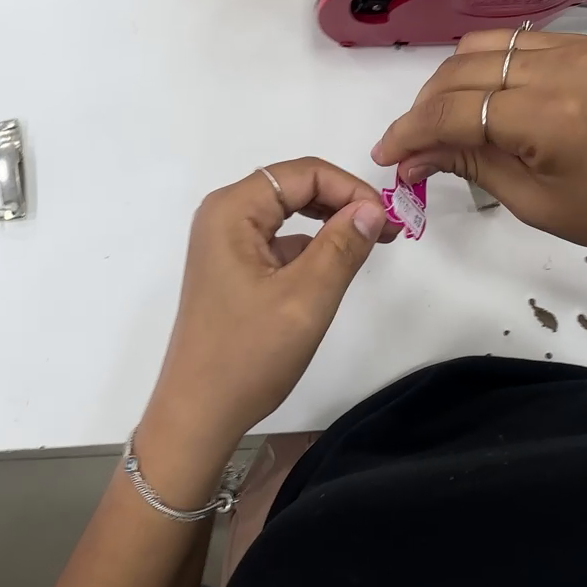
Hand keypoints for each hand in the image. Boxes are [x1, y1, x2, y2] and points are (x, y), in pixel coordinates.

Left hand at [144, 158, 392, 456]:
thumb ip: (341, 247)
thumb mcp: (305, 299)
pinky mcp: (232, 267)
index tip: (387, 219)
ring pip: (287, 212)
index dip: (349, 188)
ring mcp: (225, 242)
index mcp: (232, 210)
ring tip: (370, 244)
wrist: (198, 413)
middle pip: (293, 186)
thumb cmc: (248, 355)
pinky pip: (278, 239)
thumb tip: (372, 207)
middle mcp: (224, 215)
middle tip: (387, 230)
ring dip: (329, 222)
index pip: (302, 173)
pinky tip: (334, 266)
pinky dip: (310, 245)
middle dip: (342, 201)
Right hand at [370, 30, 586, 272]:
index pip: (452, 111)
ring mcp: (577, 49)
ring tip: (445, 122)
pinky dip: (487, 66)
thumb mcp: (535, 202)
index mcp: (549, 116)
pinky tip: (484, 99)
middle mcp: (560, 67)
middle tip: (411, 146)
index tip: (384, 155)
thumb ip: (467, 166)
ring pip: (481, 47)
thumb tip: (410, 159)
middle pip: (459, 71)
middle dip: (424, 107)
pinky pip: (516, 44)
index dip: (409, 132)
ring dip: (451, 82)